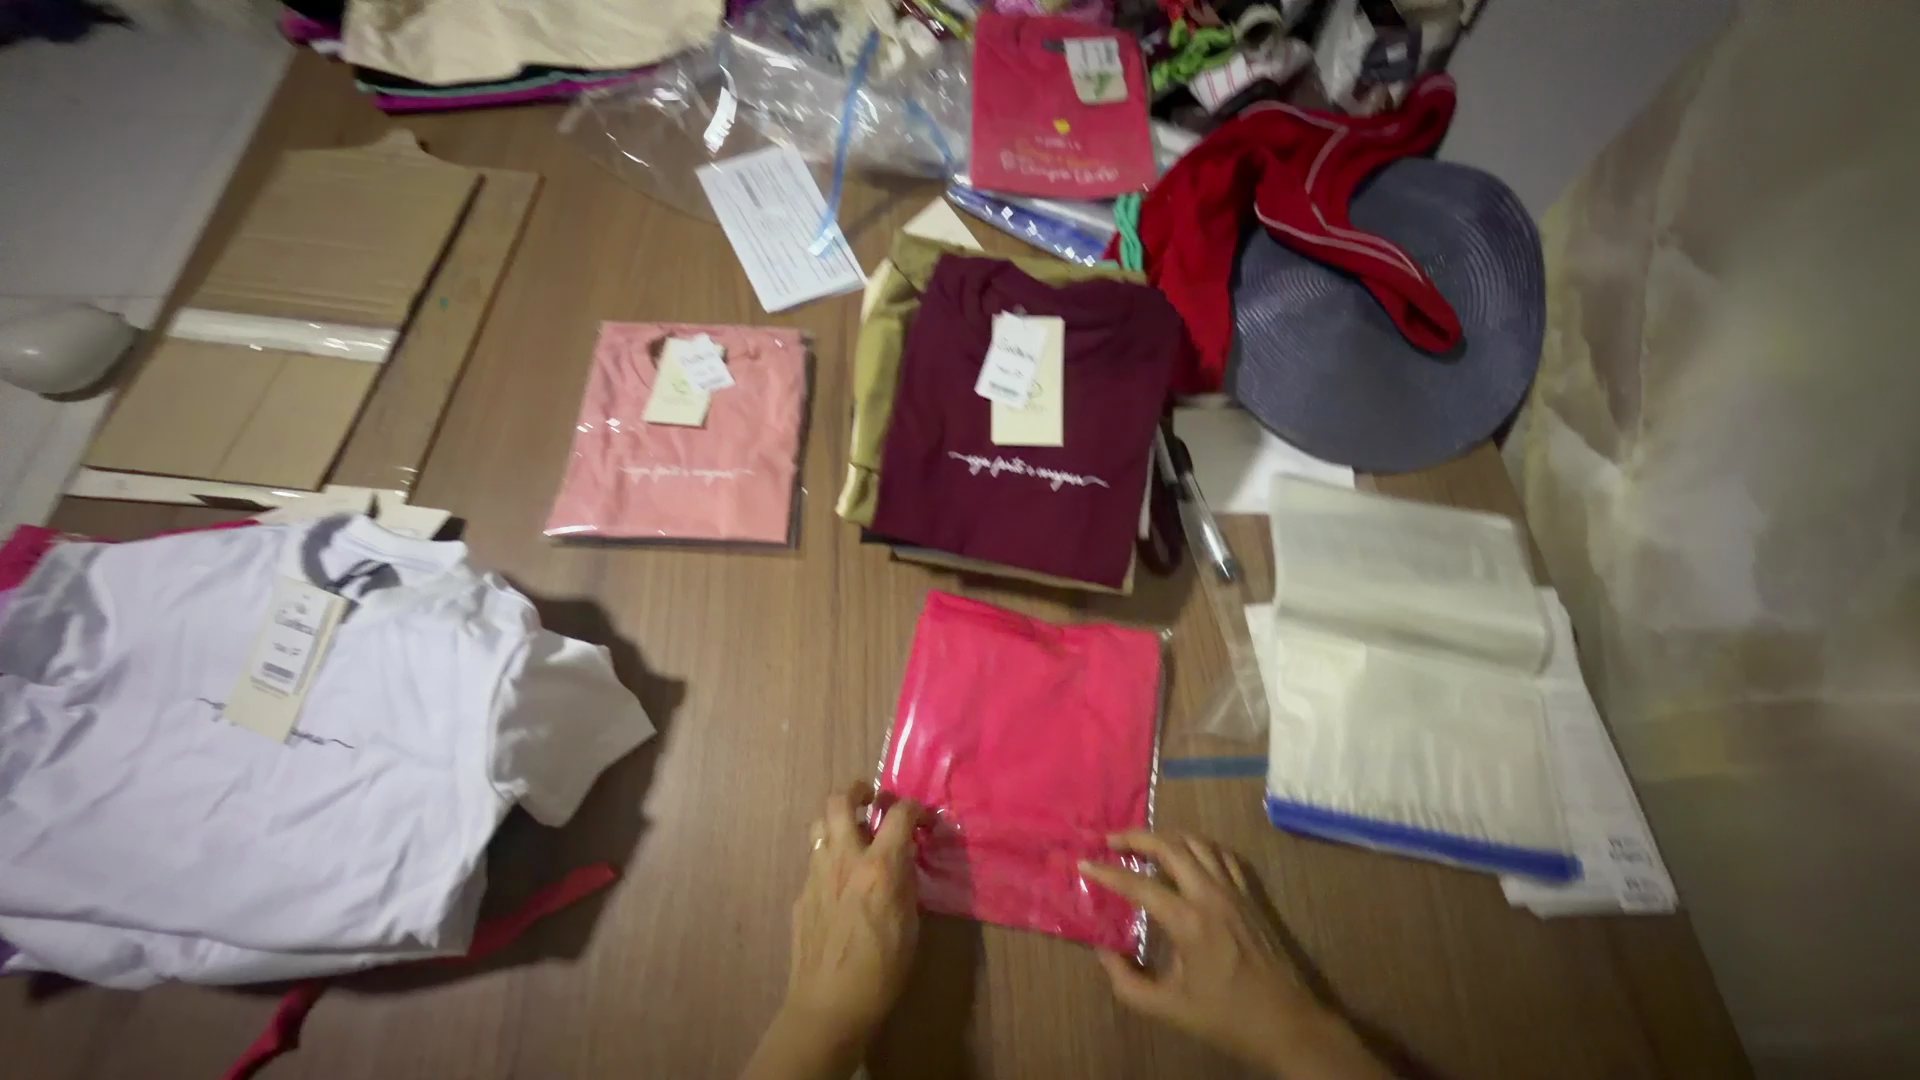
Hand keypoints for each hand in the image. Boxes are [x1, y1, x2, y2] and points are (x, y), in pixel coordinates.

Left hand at [782, 784, 921, 1043]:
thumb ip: (906, 881)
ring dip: (837, 820)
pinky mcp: (801, 894)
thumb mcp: (911, 922)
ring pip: (819, 824)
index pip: (900, 812)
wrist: (829, 1006)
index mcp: (879, 865)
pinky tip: (839, 883)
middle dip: (857, 790)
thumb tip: (905, 859)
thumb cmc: (882, 969)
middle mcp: (844, 858)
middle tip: (872, 799)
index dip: (916, 808)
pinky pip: (814, 861)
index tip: (924, 820)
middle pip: (840, 800)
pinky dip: (829, 858)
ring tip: (852, 833)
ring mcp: (816, 874)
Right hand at [1080, 832, 1388, 1079]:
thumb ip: (1127, 983)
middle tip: (1112, 839)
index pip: (1138, 884)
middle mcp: (1211, 895)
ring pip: (1198, 843)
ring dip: (1168, 837)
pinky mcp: (1252, 895)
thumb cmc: (1227, 1018)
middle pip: (1170, 846)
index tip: (1084, 863)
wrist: (1290, 1025)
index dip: (1107, 872)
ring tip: (1146, 844)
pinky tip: (1190, 856)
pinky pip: (1224, 855)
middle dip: (1136, 837)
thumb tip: (1103, 952)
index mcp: (1188, 922)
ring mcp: (1235, 891)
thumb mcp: (1169, 1009)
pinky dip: (1201, 847)